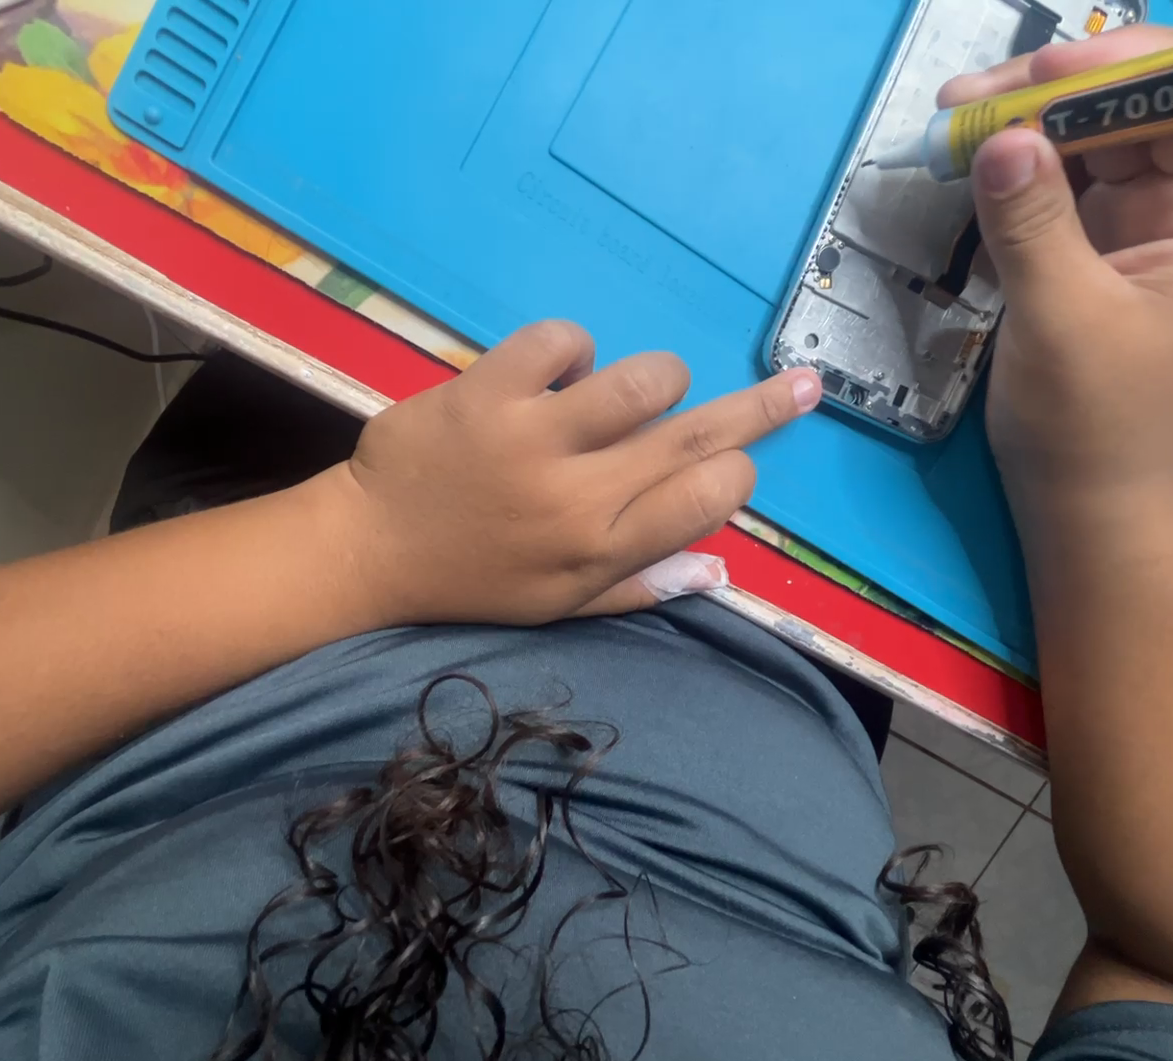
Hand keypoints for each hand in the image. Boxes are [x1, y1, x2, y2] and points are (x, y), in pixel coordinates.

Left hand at [324, 320, 820, 624]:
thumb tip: (720, 567)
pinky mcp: (488, 391)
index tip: (736, 461)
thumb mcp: (557, 607)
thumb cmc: (472, 582)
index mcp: (600, 552)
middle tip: (802, 385)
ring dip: (654, 380)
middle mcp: (580, 496)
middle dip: (763, 407)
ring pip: (643, 379)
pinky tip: (551, 378)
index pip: (708, 499)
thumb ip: (640, 587)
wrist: (370, 551)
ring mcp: (533, 438)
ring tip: (627, 397)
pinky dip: (571, 351)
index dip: (737, 472)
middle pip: (696, 437)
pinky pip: (563, 340)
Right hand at [940, 27, 1172, 513]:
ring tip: (951, 124)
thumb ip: (1034, 226)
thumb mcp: (1061, 318)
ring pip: (1085, 147)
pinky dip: (1010, 176)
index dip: (1132, 69)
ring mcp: (1129, 228)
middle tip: (965, 99)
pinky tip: (968, 168)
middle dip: (1054, 94)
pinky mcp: (1082, 252)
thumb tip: (1002, 140)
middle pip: (1135, 113)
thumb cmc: (1088, 415)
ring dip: (1021, 130)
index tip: (1044, 69)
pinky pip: (1052, 191)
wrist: (1073, 487)